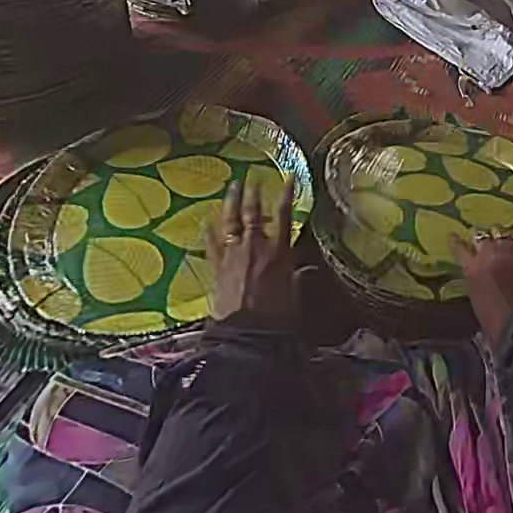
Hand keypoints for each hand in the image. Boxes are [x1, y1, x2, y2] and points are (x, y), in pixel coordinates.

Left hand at [205, 176, 296, 322]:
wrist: (244, 335)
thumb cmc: (275, 317)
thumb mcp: (294, 296)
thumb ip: (298, 278)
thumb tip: (306, 268)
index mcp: (279, 251)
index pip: (284, 215)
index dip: (286, 194)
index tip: (288, 176)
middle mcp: (256, 247)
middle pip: (254, 213)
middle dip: (253, 193)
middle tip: (252, 178)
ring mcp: (233, 255)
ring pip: (231, 222)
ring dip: (231, 202)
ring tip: (232, 187)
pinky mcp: (217, 267)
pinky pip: (212, 243)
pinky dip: (209, 230)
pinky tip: (206, 220)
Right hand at [451, 232, 512, 340]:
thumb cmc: (494, 320)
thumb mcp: (475, 299)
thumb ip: (474, 282)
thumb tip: (477, 280)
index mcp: (471, 267)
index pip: (459, 247)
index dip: (455, 241)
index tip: (453, 235)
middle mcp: (487, 253)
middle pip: (480, 236)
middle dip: (480, 239)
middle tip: (482, 243)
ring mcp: (506, 249)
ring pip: (498, 231)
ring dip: (497, 237)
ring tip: (499, 241)